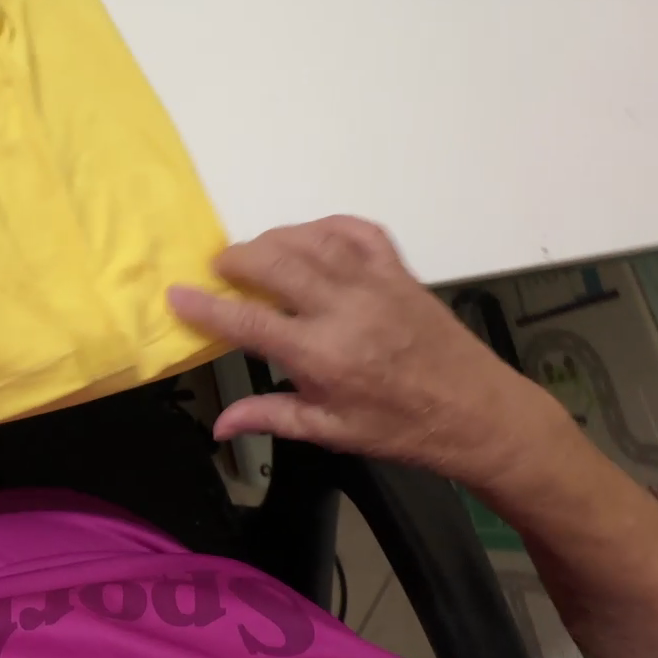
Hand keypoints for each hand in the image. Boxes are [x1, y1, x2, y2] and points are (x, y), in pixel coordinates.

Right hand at [167, 216, 571, 489]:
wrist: (482, 415)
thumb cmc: (399, 428)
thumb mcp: (330, 431)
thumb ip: (269, 416)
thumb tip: (217, 425)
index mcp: (323, 355)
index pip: (249, 320)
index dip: (206, 306)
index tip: (175, 292)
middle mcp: (345, 310)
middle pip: (275, 263)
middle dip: (236, 257)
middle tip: (218, 267)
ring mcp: (376, 284)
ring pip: (312, 240)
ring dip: (274, 238)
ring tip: (254, 252)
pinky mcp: (400, 272)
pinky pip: (358, 231)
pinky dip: (325, 226)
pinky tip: (308, 237)